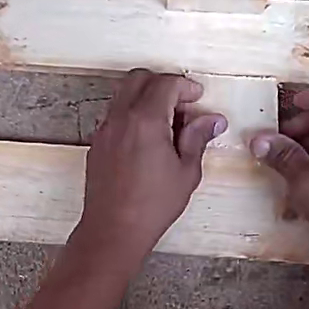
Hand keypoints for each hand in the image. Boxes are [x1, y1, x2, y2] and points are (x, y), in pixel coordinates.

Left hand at [73, 70, 226, 266]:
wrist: (113, 230)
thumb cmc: (151, 206)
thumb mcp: (186, 172)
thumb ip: (198, 139)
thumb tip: (212, 120)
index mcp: (146, 121)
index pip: (166, 84)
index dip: (185, 86)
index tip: (197, 96)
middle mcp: (121, 119)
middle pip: (139, 79)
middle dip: (164, 84)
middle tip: (183, 104)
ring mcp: (105, 130)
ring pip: (124, 94)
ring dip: (146, 97)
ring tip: (167, 123)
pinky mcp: (97, 144)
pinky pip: (115, 114)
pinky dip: (132, 113)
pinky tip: (149, 138)